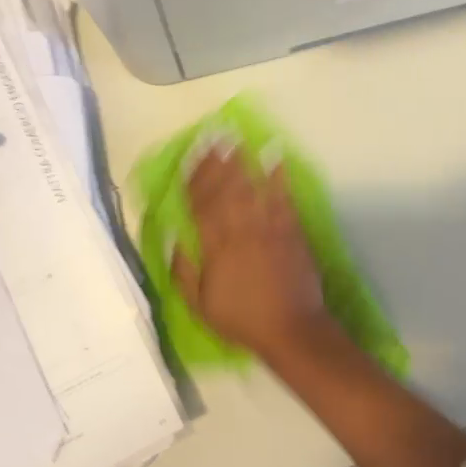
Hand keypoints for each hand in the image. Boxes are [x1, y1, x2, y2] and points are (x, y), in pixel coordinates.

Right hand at [171, 148, 335, 358]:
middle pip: (225, 190)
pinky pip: (284, 199)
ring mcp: (269, 229)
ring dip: (243, 163)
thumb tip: (173, 240)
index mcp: (215, 249)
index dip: (194, 181)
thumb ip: (184, 273)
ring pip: (252, 189)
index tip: (189, 160)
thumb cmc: (242, 320)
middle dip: (217, 163)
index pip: (200, 207)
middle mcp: (240, 232)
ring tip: (236, 141)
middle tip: (213, 138)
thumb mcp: (201, 306)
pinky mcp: (292, 232)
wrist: (291, 328)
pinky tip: (276, 160)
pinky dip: (279, 178)